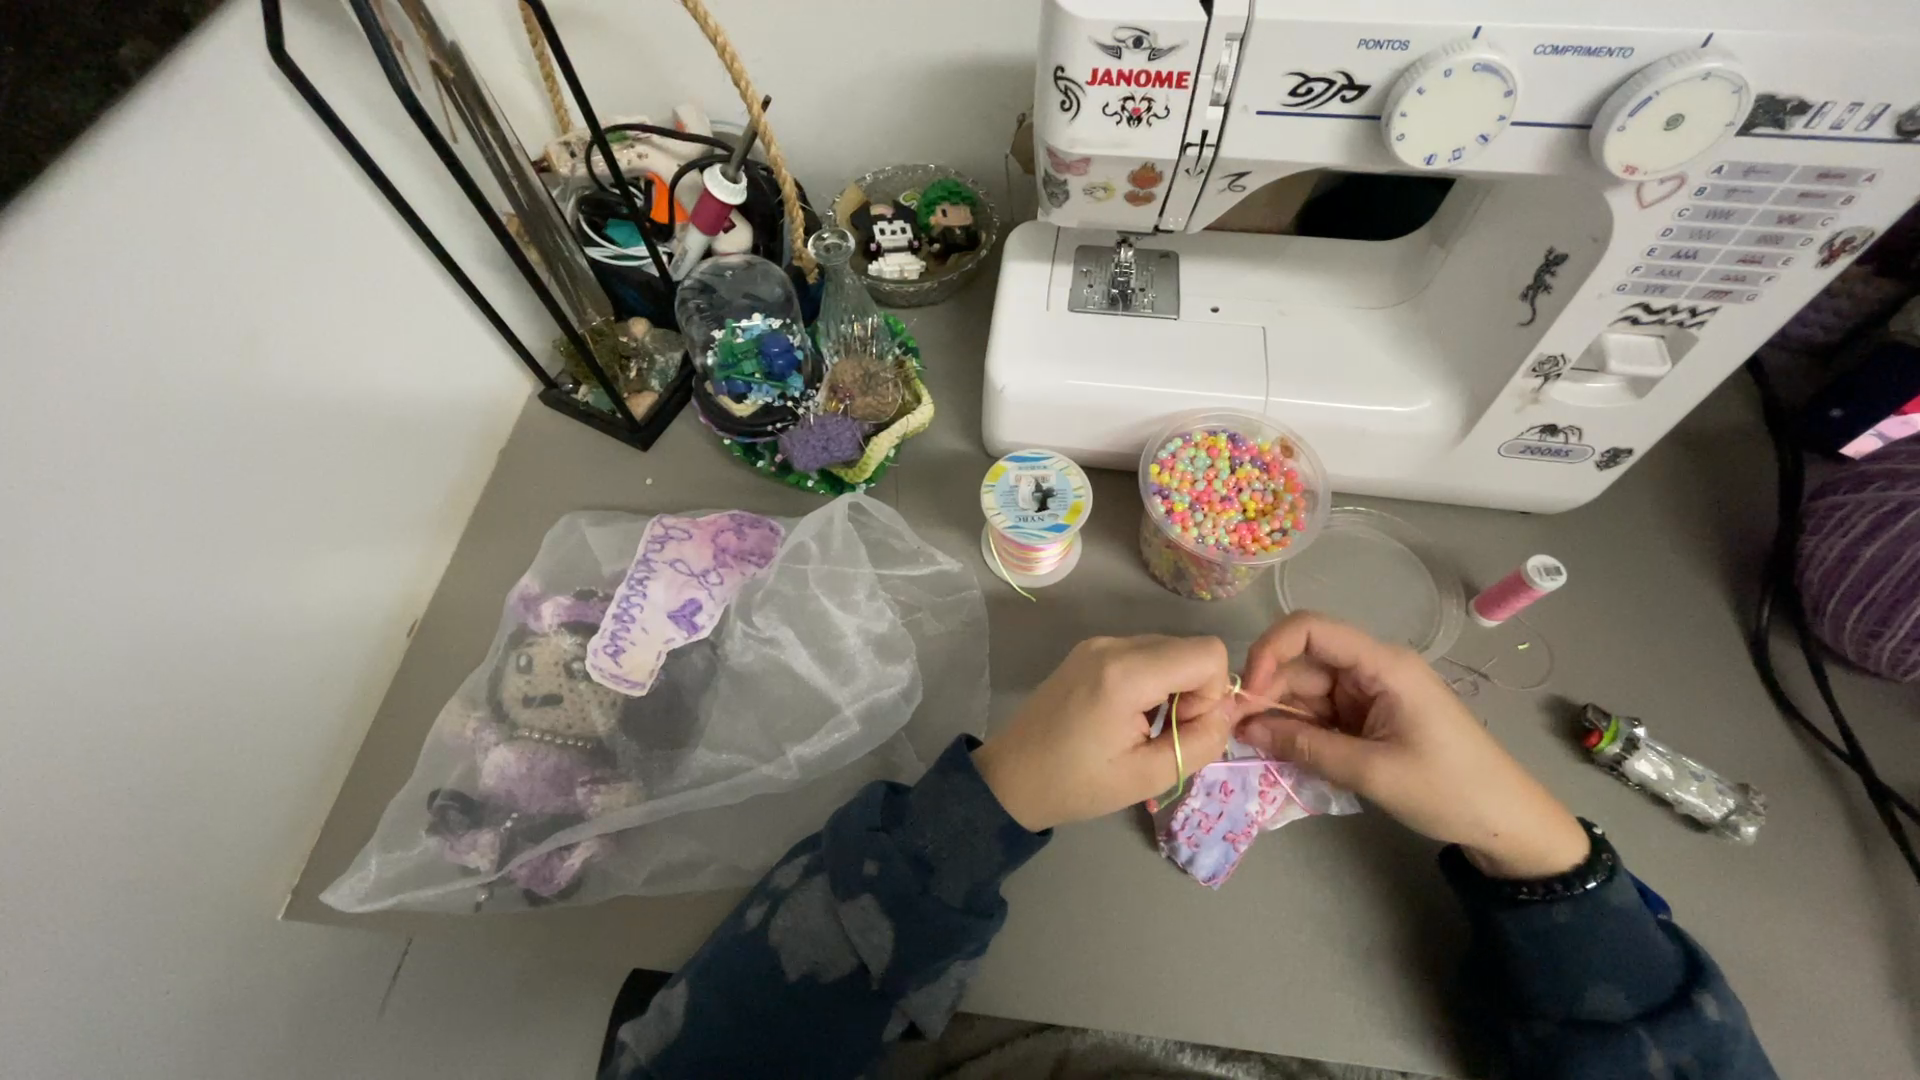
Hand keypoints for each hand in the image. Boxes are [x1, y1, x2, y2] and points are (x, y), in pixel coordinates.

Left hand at [973, 635, 1233, 832]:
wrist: (1010, 777)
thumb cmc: (1076, 785)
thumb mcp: (1148, 776)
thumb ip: (1202, 741)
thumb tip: (1231, 710)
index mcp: (1125, 673)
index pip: (1207, 652)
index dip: (1211, 693)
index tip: (1184, 728)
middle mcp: (1112, 644)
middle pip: (1188, 648)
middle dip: (1193, 691)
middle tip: (1162, 733)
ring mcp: (1097, 643)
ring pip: (1168, 650)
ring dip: (1172, 687)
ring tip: (1141, 728)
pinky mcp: (1089, 650)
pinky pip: (1143, 654)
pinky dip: (1151, 681)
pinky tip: (1126, 716)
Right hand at [1234, 613, 1588, 879]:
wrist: (1509, 826)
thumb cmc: (1450, 791)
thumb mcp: (1372, 772)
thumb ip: (1304, 747)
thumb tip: (1244, 730)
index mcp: (1383, 664)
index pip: (1310, 629)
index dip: (1270, 650)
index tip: (1249, 692)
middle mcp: (1371, 668)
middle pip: (1301, 662)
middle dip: (1266, 692)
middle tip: (1236, 731)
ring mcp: (1368, 692)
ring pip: (1304, 689)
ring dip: (1278, 714)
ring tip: (1253, 746)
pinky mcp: (1366, 716)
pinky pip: (1318, 712)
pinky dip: (1297, 729)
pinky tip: (1279, 750)